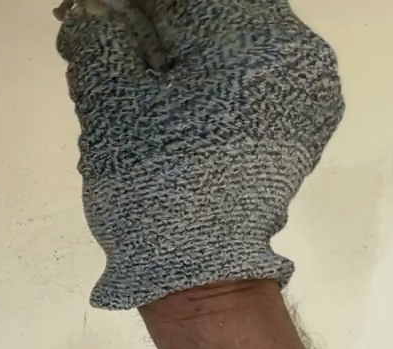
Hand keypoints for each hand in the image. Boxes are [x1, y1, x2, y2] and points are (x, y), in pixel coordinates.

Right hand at [56, 0, 344, 309]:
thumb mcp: (112, 115)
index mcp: (252, 40)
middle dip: (167, 28)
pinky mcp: (299, 133)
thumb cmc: (153, 191)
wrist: (195, 278)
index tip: (107, 16)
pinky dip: (214, 87)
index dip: (142, 7)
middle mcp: (296, 54)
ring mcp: (305, 96)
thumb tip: (87, 18)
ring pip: (239, 51)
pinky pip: (254, 86)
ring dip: (190, 57)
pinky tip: (179, 115)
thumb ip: (101, 50)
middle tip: (120, 49)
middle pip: (221, 18)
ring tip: (145, 88)